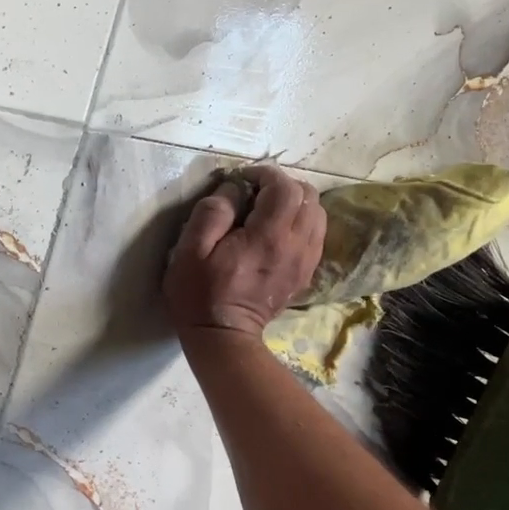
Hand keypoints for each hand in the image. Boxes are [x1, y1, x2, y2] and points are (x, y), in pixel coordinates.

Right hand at [164, 166, 325, 337]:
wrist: (223, 336)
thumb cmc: (199, 292)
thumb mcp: (190, 249)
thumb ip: (212, 212)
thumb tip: (233, 190)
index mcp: (269, 237)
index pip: (285, 188)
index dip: (265, 174)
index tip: (242, 178)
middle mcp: (296, 245)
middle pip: (309, 197)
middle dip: (283, 185)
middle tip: (254, 192)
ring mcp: (305, 261)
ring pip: (318, 214)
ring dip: (295, 203)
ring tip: (266, 209)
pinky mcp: (305, 272)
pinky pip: (316, 235)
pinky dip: (301, 222)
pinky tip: (275, 230)